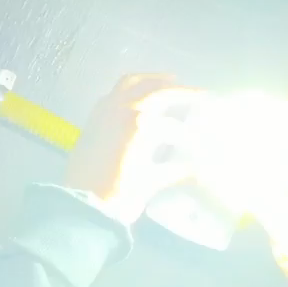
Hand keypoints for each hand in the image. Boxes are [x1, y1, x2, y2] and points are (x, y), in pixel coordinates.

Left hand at [63, 74, 198, 224]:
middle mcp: (121, 109)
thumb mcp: (151, 182)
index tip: (204, 110)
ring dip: (150, 80)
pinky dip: (129, 90)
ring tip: (169, 83)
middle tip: (194, 93)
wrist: (82, 206)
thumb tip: (198, 170)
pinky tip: (139, 100)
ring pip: (129, 83)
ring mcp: (103, 111)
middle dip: (175, 89)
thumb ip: (176, 171)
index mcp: (139, 122)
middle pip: (152, 88)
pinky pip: (113, 94)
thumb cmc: (119, 197)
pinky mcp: (92, 120)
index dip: (190, 113)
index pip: (171, 114)